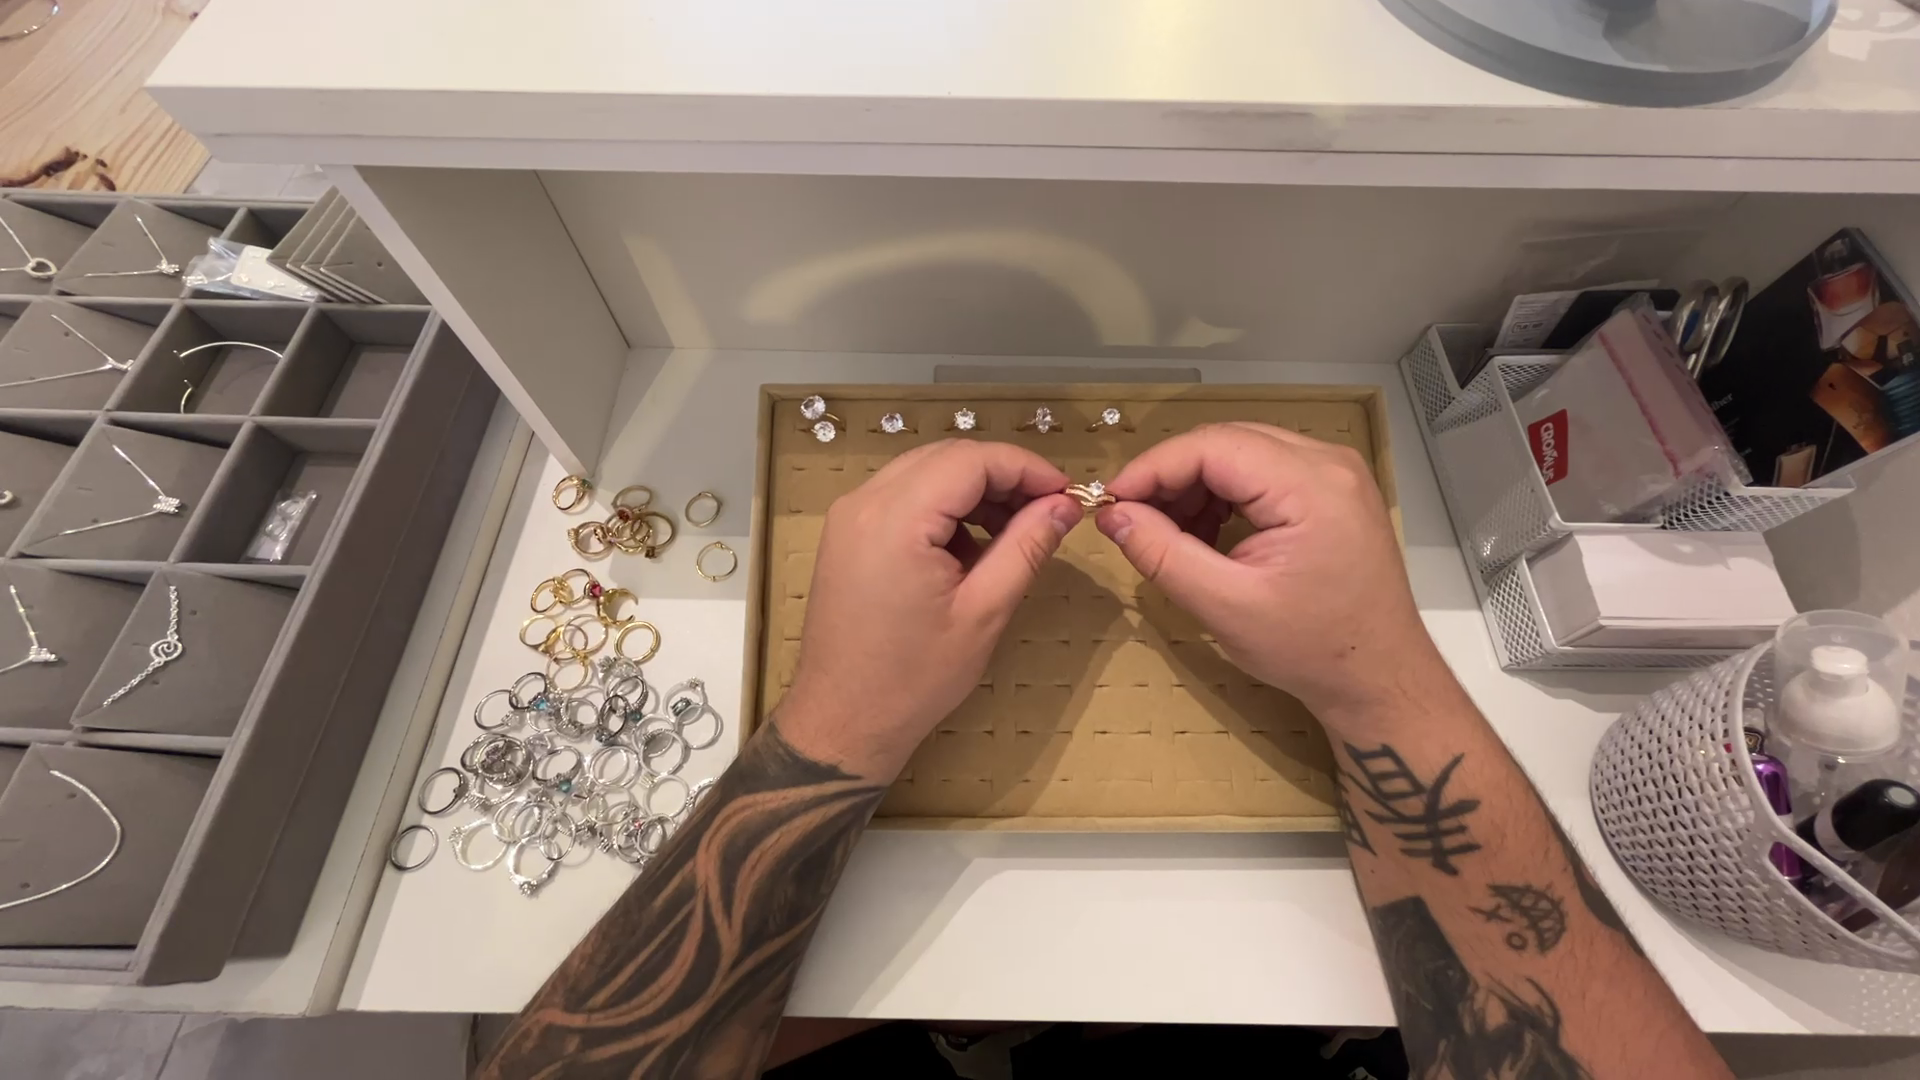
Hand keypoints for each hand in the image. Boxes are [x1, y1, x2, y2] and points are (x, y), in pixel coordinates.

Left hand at [779, 440, 1082, 778]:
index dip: (1025, 468)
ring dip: (973, 490)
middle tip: (1046, 509)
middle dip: (1002, 475)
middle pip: (946, 458)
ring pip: (924, 472)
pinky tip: (969, 546)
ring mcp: (849, 515)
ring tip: (1014, 530)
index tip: (1066, 493)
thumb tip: (1064, 506)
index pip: (971, 460)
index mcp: (896, 517)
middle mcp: (864, 501)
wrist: (843, 719)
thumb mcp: (984, 612)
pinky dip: (942, 507)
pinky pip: (903, 496)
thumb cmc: (915, 677)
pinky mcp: (846, 533)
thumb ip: (1026, 547)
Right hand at [1095, 422, 1446, 730]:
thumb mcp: (1223, 606)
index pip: (1212, 446)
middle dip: (1170, 476)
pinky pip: (1258, 472)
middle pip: (1224, 442)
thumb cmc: (1308, 649)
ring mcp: (1332, 473)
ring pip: (1238, 454)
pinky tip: (1202, 533)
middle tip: (1132, 518)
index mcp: (1310, 485)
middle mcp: (1326, 462)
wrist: (1376, 677)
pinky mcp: (1328, 490)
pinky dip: (1220, 496)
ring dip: (1192, 486)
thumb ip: (1161, 554)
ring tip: (1166, 533)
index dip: (1153, 468)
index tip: (1110, 502)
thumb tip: (1112, 515)